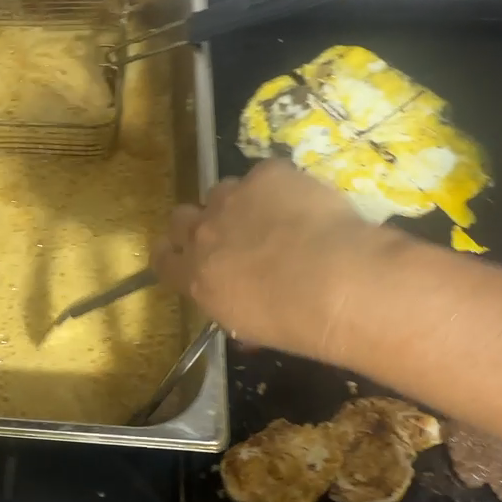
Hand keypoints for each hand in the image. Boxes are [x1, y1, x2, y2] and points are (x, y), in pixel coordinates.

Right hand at [151, 160, 398, 357]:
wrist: (338, 282)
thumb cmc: (297, 321)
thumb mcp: (251, 327)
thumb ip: (231, 304)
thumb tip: (240, 302)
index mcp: (196, 278)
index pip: (163, 259)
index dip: (171, 254)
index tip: (183, 255)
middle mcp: (205, 234)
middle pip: (181, 218)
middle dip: (198, 223)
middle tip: (227, 233)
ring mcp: (233, 199)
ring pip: (221, 192)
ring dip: (237, 203)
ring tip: (271, 216)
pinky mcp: (267, 175)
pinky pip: (265, 175)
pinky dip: (279, 187)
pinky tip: (303, 202)